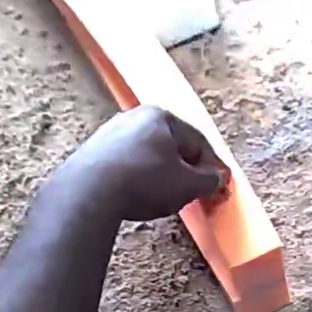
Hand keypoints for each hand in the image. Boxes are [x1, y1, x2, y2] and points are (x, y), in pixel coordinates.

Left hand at [50, 106, 227, 221]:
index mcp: (163, 117)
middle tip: (195, 191)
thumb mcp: (187, 186)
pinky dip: (141, 176)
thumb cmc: (145, 182)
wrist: (91, 190)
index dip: (213, 166)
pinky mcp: (96, 148)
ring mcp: (113, 130)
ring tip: (168, 195)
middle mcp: (136, 115)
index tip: (220, 184)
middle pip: (173, 144)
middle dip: (187, 168)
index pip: (198, 142)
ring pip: (150, 153)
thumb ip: (208, 181)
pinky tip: (141, 193)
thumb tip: (218, 178)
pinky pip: (129, 161)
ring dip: (163, 173)